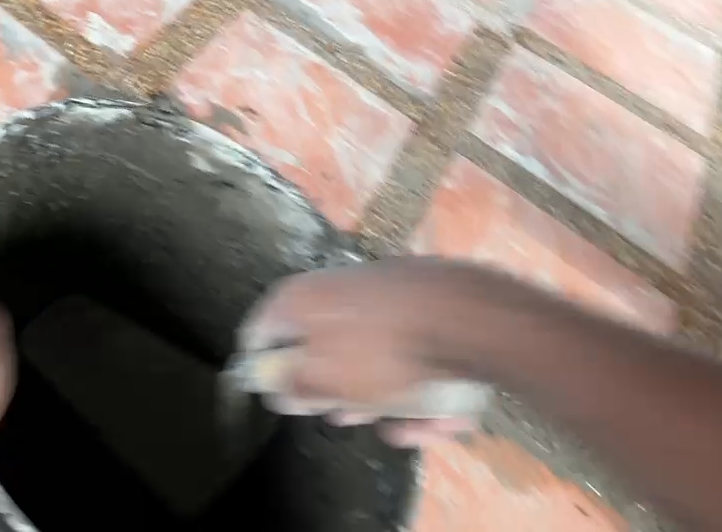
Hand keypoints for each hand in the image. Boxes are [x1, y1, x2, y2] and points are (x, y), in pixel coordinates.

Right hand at [234, 259, 521, 446]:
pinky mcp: (411, 305)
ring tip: (408, 429)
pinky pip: (402, 350)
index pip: (258, 334)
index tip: (282, 399)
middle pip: (317, 349)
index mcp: (293, 299)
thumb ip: (293, 386)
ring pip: (367, 357)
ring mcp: (370, 296)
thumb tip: (273, 390)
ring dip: (383, 399)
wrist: (464, 315)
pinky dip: (415, 383)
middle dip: (335, 392)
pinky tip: (439, 417)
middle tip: (349, 419)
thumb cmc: (380, 349)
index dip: (263, 371)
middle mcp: (324, 291)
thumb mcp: (326, 380)